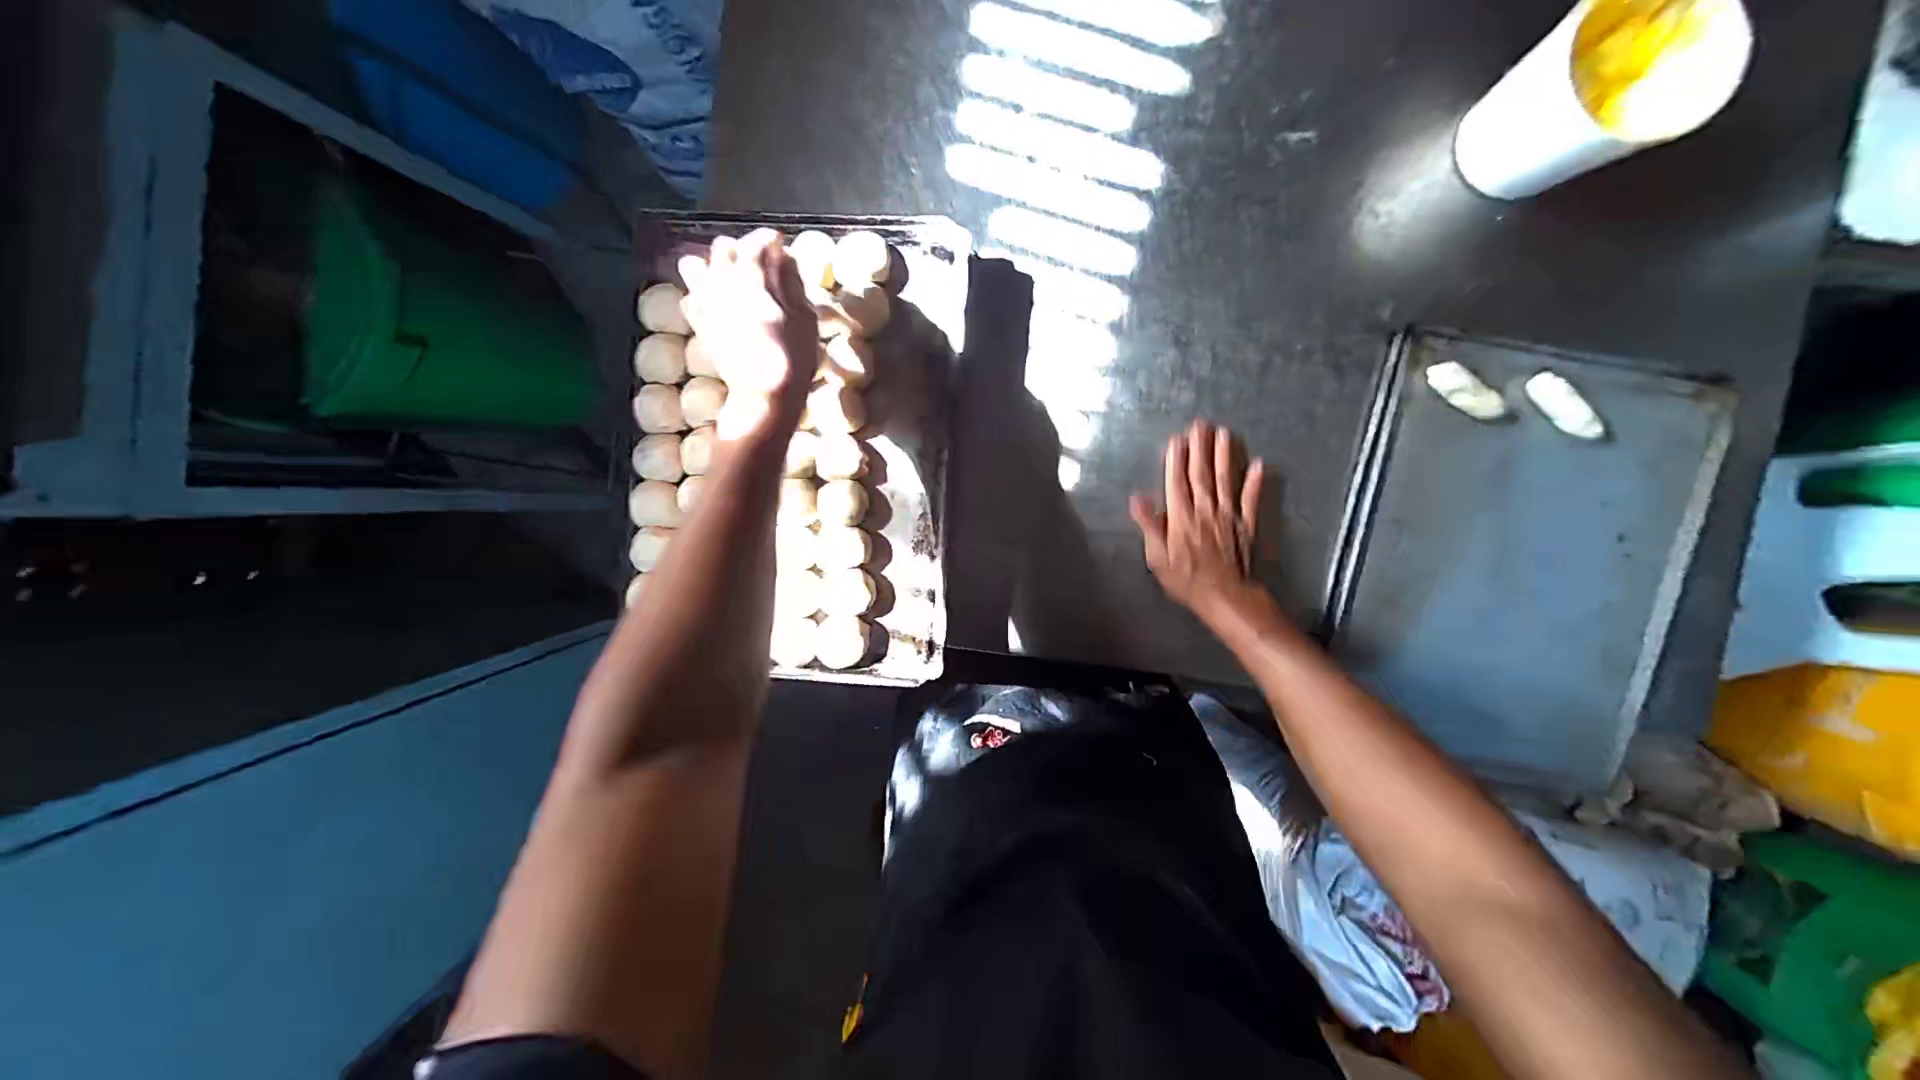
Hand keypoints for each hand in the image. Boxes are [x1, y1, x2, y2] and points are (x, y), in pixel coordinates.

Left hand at [679, 229, 818, 434]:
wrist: (762, 396)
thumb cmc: (793, 357)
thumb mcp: (805, 318)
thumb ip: (792, 282)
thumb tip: (783, 258)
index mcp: (753, 274)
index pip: (758, 240)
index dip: (771, 240)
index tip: (780, 245)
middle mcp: (723, 279)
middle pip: (724, 247)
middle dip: (741, 250)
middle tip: (758, 265)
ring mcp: (706, 301)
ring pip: (697, 265)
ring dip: (714, 267)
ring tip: (731, 281)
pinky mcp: (698, 322)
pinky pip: (690, 296)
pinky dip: (701, 293)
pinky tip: (717, 304)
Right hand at [1129, 420, 1266, 617]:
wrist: (1226, 597)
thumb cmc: (1186, 581)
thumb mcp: (1158, 558)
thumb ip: (1149, 526)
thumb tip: (1136, 499)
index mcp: (1181, 517)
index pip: (1177, 481)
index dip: (1176, 459)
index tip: (1176, 439)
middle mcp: (1205, 510)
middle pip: (1201, 473)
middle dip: (1199, 447)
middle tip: (1200, 424)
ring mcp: (1228, 515)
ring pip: (1226, 479)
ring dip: (1224, 454)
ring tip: (1223, 433)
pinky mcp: (1246, 525)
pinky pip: (1251, 499)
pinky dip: (1255, 481)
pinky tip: (1258, 464)